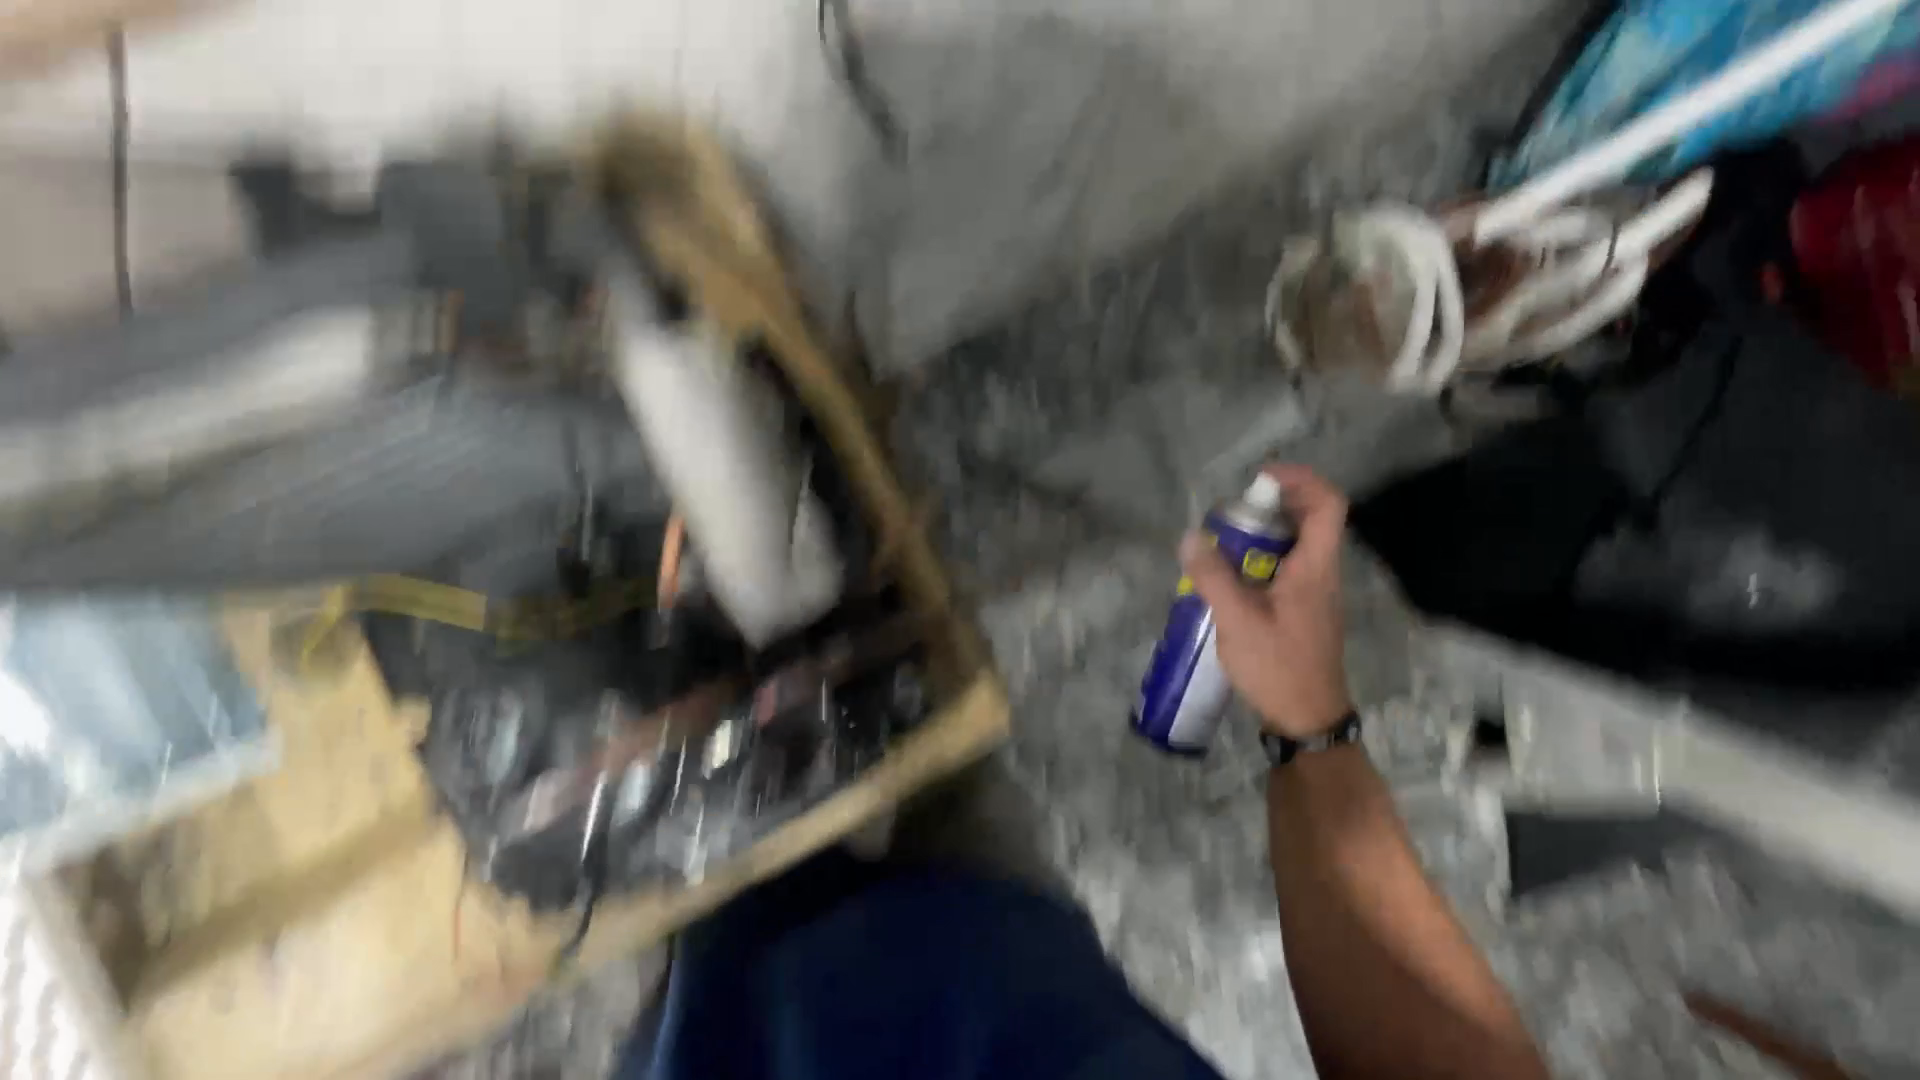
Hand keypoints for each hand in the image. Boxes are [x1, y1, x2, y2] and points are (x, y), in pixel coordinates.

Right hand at [1181, 465, 1352, 737]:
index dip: (1300, 480)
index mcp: (1315, 568)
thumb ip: (1213, 577)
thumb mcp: (1237, 621)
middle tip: (1229, 517)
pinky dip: (1258, 563)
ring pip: (1294, 546)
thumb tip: (1190, 537)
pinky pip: (1285, 570)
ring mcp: (1314, 593)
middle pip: (1308, 519)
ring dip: (1260, 537)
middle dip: (1268, 508)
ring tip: (1221, 548)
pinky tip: (1228, 583)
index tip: (1259, 480)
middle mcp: (1321, 573)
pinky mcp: (1303, 611)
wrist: (1307, 719)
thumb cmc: (1278, 668)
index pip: (1328, 504)